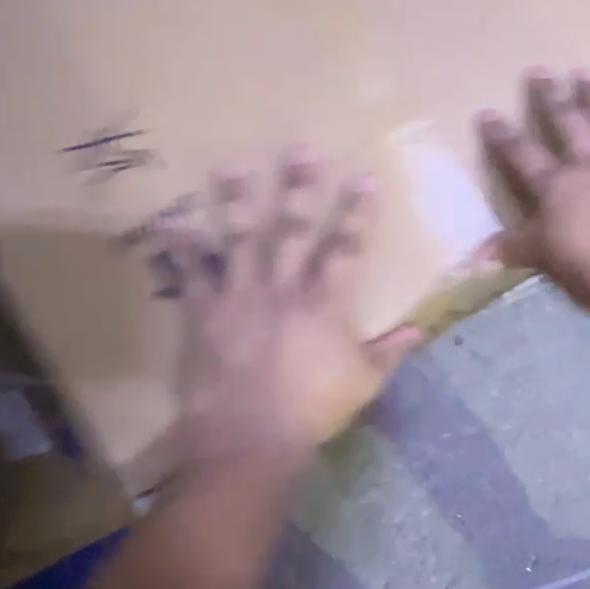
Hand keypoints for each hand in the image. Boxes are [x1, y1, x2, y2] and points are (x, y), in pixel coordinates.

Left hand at [164, 150, 421, 469]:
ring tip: (230, 166)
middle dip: (298, 188)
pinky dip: (179, 251)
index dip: (357, 212)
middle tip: (300, 149)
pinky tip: (169, 224)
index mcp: (324, 303)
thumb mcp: (364, 383)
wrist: (247, 439)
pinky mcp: (202, 314)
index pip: (345, 247)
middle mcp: (281, 288)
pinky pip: (189, 276)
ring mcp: (238, 297)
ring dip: (234, 201)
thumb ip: (390, 351)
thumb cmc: (312, 410)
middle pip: (291, 229)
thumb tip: (420, 330)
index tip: (365, 178)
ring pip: (236, 240)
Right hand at [480, 70, 589, 321]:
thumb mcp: (547, 262)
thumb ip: (516, 250)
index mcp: (557, 188)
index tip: (488, 112)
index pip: (522, 155)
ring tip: (585, 75)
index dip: (503, 136)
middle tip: (540, 70)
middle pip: (568, 123)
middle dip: (551, 97)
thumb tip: (475, 256)